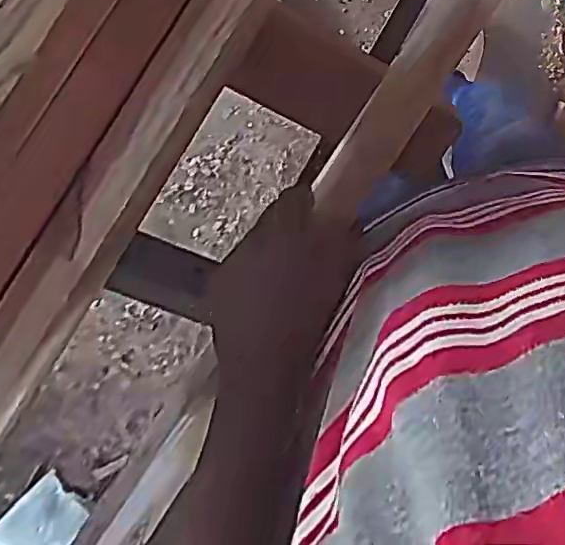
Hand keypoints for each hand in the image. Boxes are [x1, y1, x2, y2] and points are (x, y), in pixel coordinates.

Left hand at [209, 185, 355, 395]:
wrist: (266, 368)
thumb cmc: (311, 316)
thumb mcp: (340, 269)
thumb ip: (343, 234)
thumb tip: (345, 214)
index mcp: (284, 227)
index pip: (295, 195)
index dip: (309, 202)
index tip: (321, 213)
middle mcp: (252, 236)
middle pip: (273, 219)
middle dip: (289, 227)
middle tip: (309, 246)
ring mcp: (231, 261)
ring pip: (256, 244)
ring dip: (270, 251)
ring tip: (289, 274)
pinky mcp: (218, 286)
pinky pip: (241, 269)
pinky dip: (254, 275)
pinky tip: (266, 296)